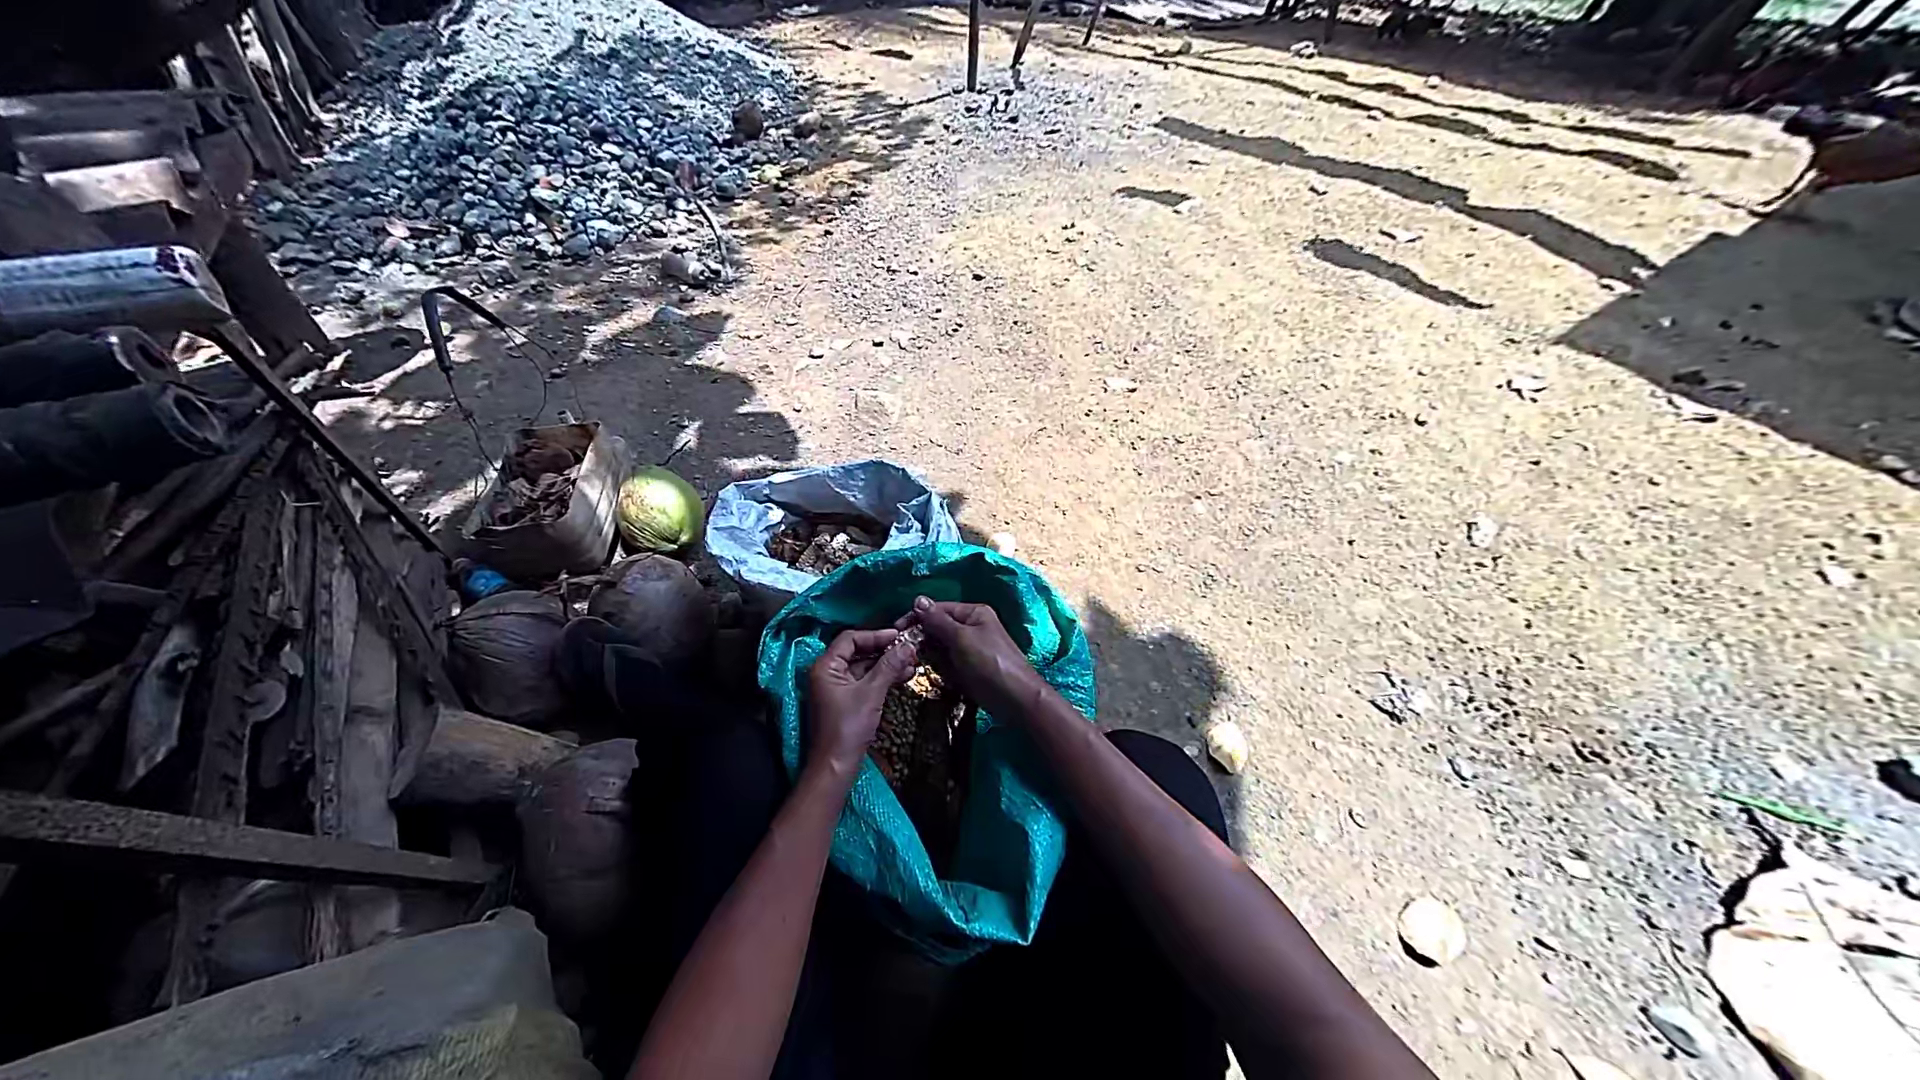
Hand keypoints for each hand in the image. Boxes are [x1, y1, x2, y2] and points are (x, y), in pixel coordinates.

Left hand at [807, 628, 918, 773]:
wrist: (836, 766)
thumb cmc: (848, 727)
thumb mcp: (871, 693)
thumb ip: (889, 666)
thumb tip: (908, 644)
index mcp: (826, 666)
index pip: (850, 639)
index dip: (876, 635)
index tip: (899, 637)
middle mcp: (828, 673)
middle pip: (858, 651)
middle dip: (885, 651)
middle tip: (909, 650)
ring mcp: (836, 688)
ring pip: (864, 667)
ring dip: (887, 665)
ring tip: (911, 664)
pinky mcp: (845, 700)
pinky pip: (865, 681)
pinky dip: (882, 678)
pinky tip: (902, 677)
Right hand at [899, 596, 1046, 719]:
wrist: (1016, 699)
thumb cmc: (990, 663)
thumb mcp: (961, 638)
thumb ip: (938, 620)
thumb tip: (917, 599)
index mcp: (973, 613)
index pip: (938, 609)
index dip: (916, 617)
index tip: (895, 631)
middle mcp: (972, 627)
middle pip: (938, 628)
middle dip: (921, 638)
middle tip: (902, 652)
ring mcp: (971, 649)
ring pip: (940, 647)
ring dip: (929, 656)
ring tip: (915, 665)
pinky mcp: (969, 668)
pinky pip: (947, 663)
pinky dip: (939, 668)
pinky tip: (932, 675)